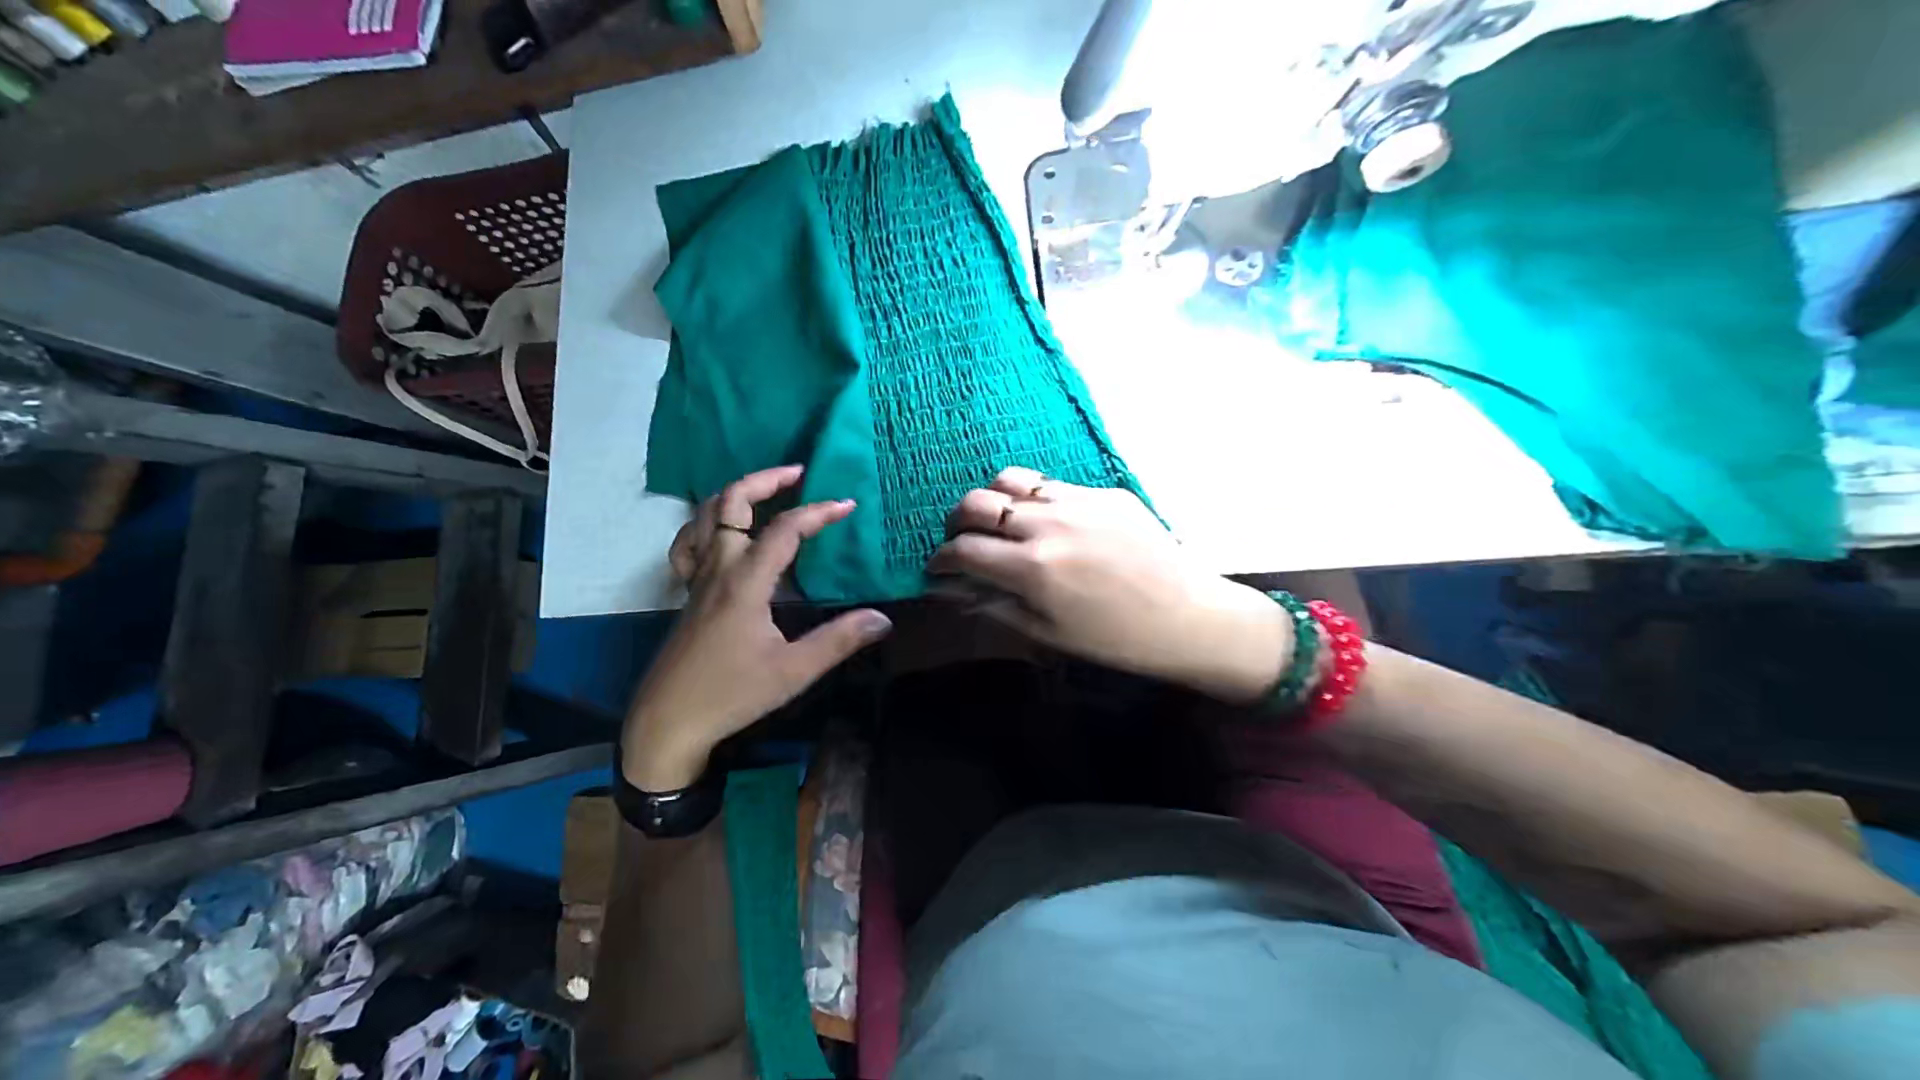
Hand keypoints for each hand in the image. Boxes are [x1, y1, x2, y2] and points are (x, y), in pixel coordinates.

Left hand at [624, 465, 893, 790]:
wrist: (668, 720)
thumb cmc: (731, 694)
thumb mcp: (793, 671)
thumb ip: (838, 640)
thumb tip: (883, 618)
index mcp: (745, 582)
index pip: (785, 529)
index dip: (819, 512)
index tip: (848, 505)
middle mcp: (718, 568)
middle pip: (732, 501)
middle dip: (767, 479)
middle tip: (800, 473)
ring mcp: (698, 578)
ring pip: (707, 515)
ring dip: (737, 494)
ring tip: (767, 491)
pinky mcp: (688, 593)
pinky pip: (690, 542)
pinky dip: (706, 524)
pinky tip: (722, 532)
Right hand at [929, 467, 1290, 703]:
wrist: (1188, 615)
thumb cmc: (1114, 638)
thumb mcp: (1047, 632)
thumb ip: (993, 606)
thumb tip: (952, 590)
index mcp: (1031, 568)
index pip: (962, 550)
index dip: (941, 559)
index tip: (939, 568)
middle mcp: (1047, 524)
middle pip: (976, 503)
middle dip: (956, 522)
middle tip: (962, 540)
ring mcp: (1077, 500)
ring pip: (1010, 480)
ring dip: (992, 500)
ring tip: (999, 519)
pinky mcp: (1103, 491)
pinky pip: (1052, 484)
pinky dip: (1034, 499)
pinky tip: (1046, 520)